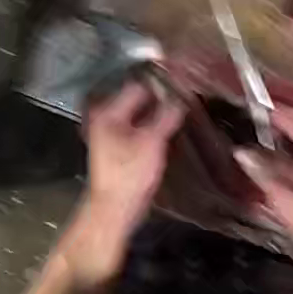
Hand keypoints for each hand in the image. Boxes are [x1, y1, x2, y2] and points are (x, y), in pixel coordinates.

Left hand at [81, 78, 185, 232]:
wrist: (115, 210)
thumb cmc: (130, 176)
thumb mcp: (152, 142)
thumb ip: (166, 115)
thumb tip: (181, 96)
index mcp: (108, 112)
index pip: (138, 86)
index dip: (161, 84)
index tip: (184, 84)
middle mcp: (105, 118)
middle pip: (138, 99)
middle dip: (162, 98)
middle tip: (187, 96)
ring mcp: (110, 133)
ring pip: (140, 114)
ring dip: (158, 113)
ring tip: (182, 110)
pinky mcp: (118, 147)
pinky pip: (139, 127)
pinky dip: (153, 126)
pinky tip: (170, 128)